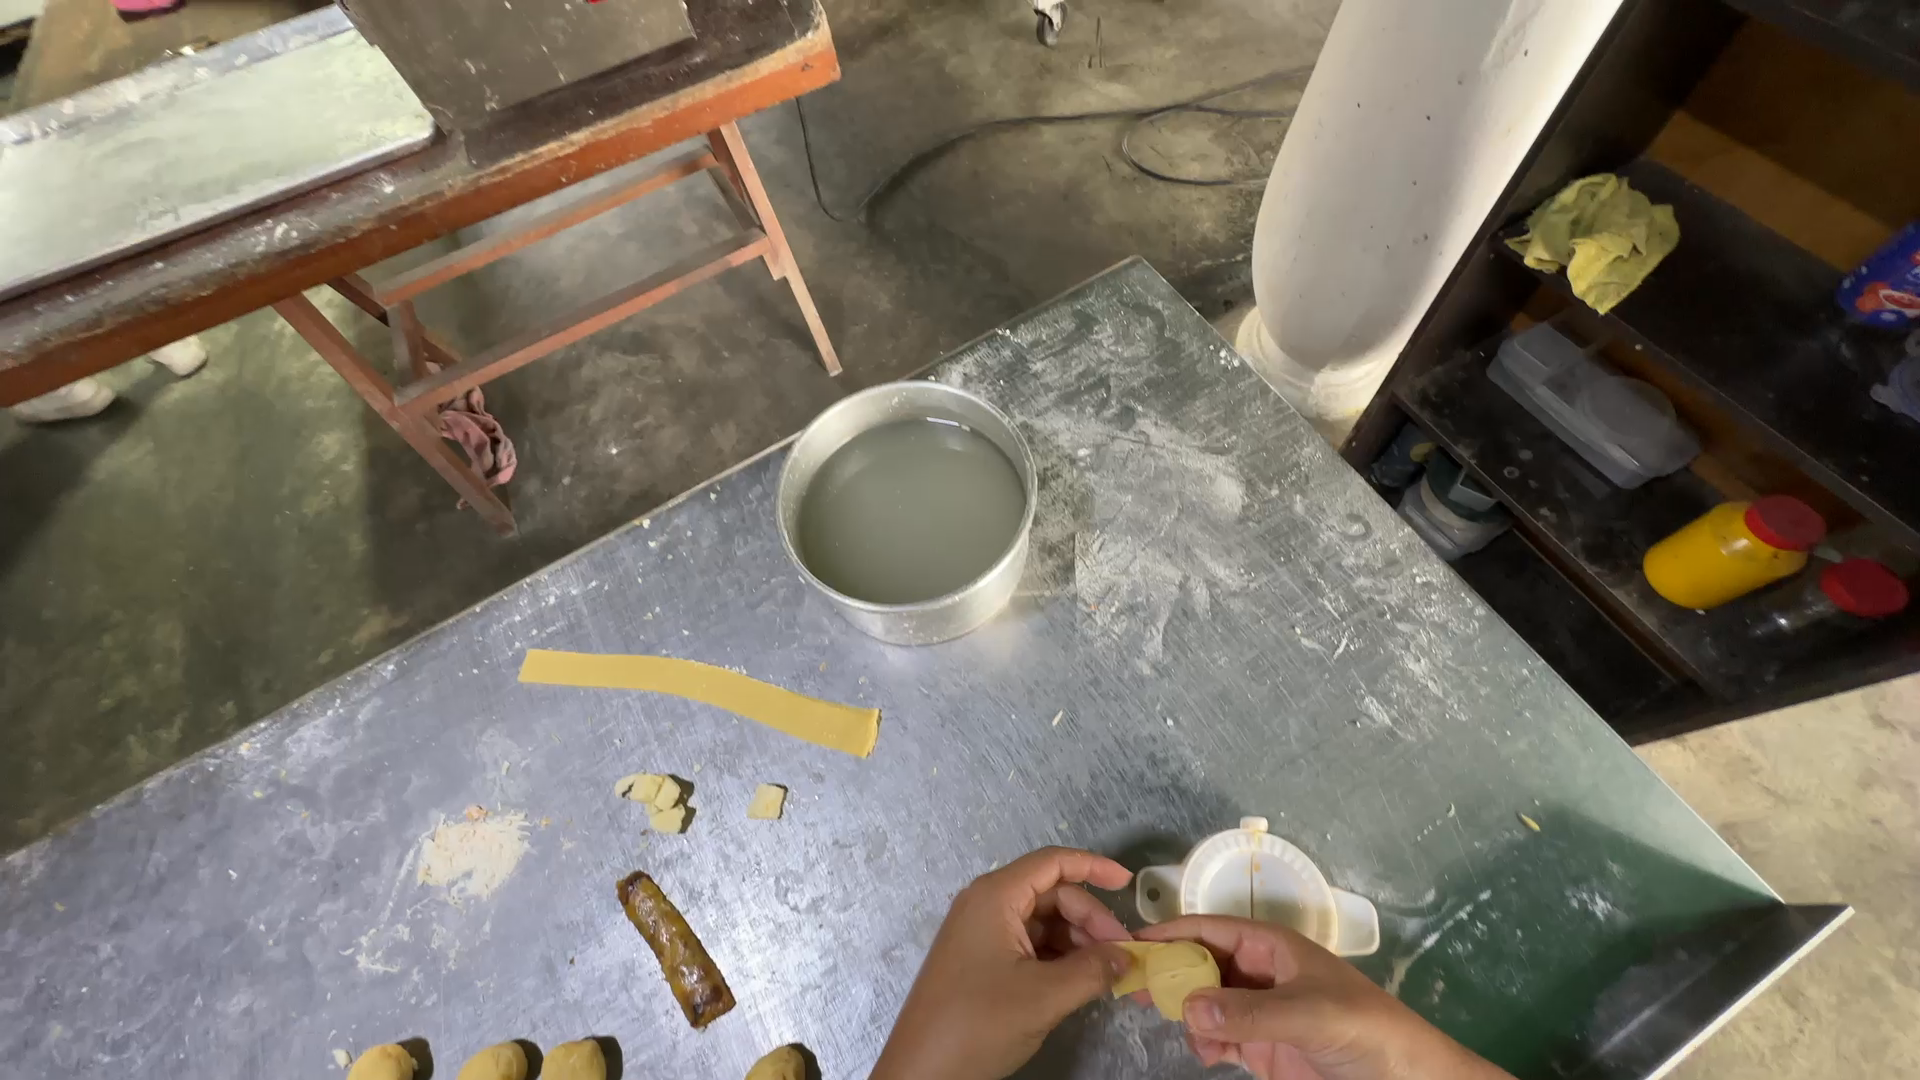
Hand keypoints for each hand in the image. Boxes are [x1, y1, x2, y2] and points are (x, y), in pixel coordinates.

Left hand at [870, 847, 1135, 1079]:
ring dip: (1078, 941)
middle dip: (1091, 919)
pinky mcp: (983, 958)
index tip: (1129, 883)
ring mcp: (983, 930)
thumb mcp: (1043, 997)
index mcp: (997, 895)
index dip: (1093, 867)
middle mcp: (988, 902)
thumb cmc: (978, 1022)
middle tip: (1124, 956)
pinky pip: (1030, 943)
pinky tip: (1082, 980)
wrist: (921, 1071)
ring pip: (1043, 920)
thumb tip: (1126, 956)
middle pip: (1052, 894)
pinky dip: (1059, 956)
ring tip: (1109, 973)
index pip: (1052, 863)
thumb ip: (1090, 971)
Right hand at [1137, 917, 1513, 1079]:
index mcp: (1270, 946)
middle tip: (1133, 987)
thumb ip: (1247, 1012)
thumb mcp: (1308, 1015)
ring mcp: (1261, 1011)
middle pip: (1202, 962)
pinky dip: (1205, 1043)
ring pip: (1206, 1000)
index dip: (1172, 932)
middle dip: (1170, 971)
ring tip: (1169, 1024)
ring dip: (1186, 1010)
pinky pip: (1221, 1037)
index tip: (1133, 944)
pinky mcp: (1265, 1049)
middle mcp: (1259, 972)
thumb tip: (1185, 1005)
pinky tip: (1204, 1054)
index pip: (1211, 929)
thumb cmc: (1365, 1031)